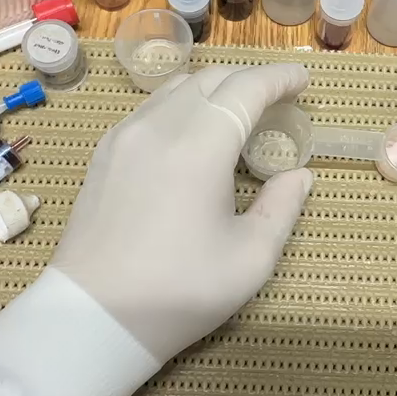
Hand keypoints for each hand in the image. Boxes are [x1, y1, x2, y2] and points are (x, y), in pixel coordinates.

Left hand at [51, 64, 314, 358]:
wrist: (93, 316)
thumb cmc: (179, 292)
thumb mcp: (250, 259)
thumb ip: (282, 208)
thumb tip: (299, 175)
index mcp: (199, 147)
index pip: (246, 89)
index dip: (279, 78)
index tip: (303, 80)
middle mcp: (159, 126)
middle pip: (211, 78)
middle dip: (250, 80)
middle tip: (278, 100)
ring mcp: (125, 135)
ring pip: (177, 87)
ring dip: (214, 90)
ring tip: (237, 114)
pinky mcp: (105, 151)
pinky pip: (151, 108)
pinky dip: (183, 105)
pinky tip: (193, 134)